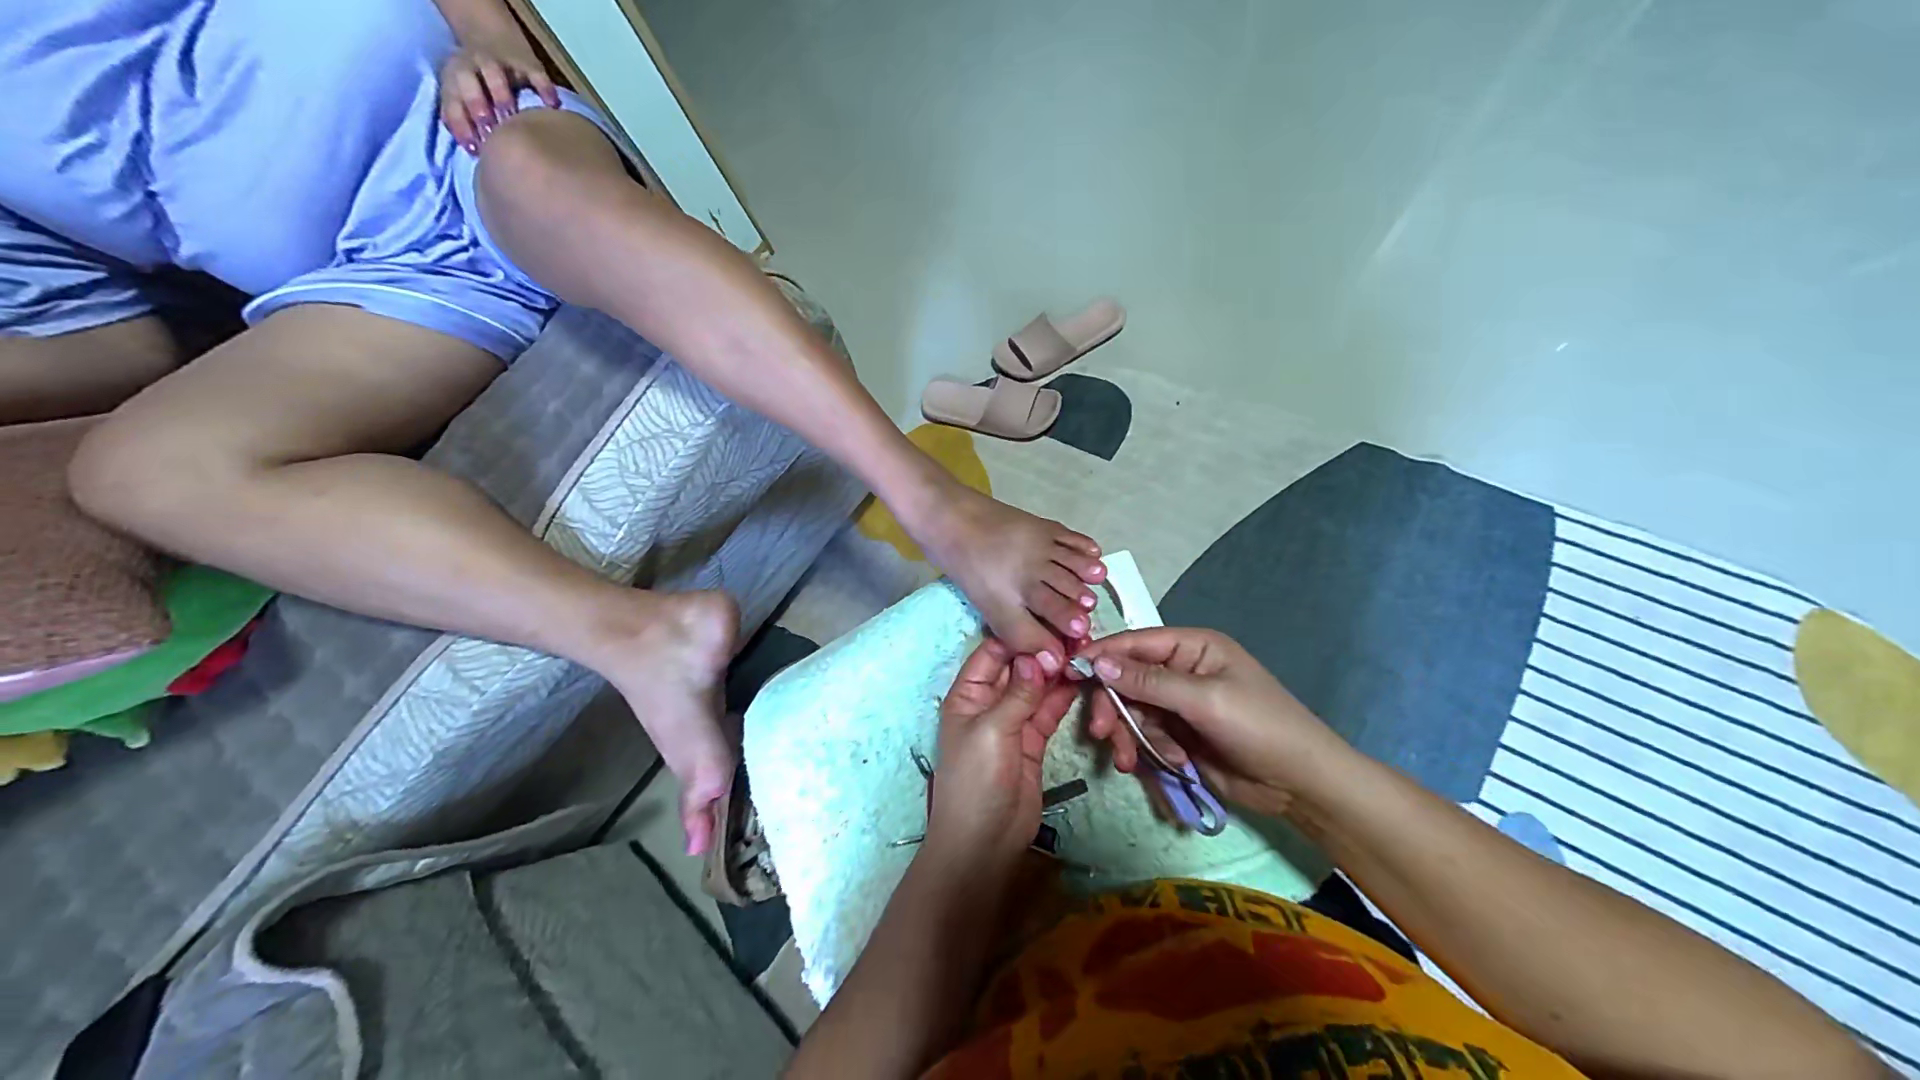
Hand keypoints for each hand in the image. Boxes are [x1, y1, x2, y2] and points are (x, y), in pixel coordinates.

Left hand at [438, 41, 560, 152]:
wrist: (491, 39)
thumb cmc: (479, 86)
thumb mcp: (463, 99)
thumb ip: (465, 122)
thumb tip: (475, 154)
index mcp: (454, 80)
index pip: (453, 102)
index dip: (462, 125)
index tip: (476, 149)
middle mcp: (470, 66)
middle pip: (467, 82)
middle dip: (477, 106)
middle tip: (492, 131)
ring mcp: (497, 61)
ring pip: (492, 72)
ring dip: (501, 94)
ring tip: (516, 118)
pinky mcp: (524, 61)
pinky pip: (533, 73)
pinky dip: (543, 88)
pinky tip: (552, 106)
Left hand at [926, 638, 1076, 869]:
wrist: (984, 842)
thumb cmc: (976, 780)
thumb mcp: (992, 731)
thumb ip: (1018, 693)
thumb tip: (1038, 654)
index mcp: (966, 695)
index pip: (992, 654)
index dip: (1019, 637)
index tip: (1050, 623)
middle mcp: (988, 703)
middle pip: (1017, 668)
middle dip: (1042, 652)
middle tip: (1077, 635)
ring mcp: (1012, 722)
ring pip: (1036, 688)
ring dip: (1057, 672)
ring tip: (1084, 652)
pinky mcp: (1033, 740)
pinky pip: (1048, 710)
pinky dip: (1063, 696)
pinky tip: (1082, 679)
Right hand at [1077, 627, 1347, 815]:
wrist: (1301, 783)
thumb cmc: (1259, 727)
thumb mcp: (1204, 699)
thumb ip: (1148, 680)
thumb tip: (1097, 660)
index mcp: (1192, 647)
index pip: (1134, 643)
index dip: (1101, 656)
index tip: (1068, 674)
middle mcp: (1181, 669)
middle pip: (1125, 679)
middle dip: (1112, 707)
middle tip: (1099, 734)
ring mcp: (1179, 703)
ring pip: (1131, 711)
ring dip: (1128, 735)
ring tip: (1130, 763)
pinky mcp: (1179, 734)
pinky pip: (1146, 735)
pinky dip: (1148, 751)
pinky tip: (1167, 765)